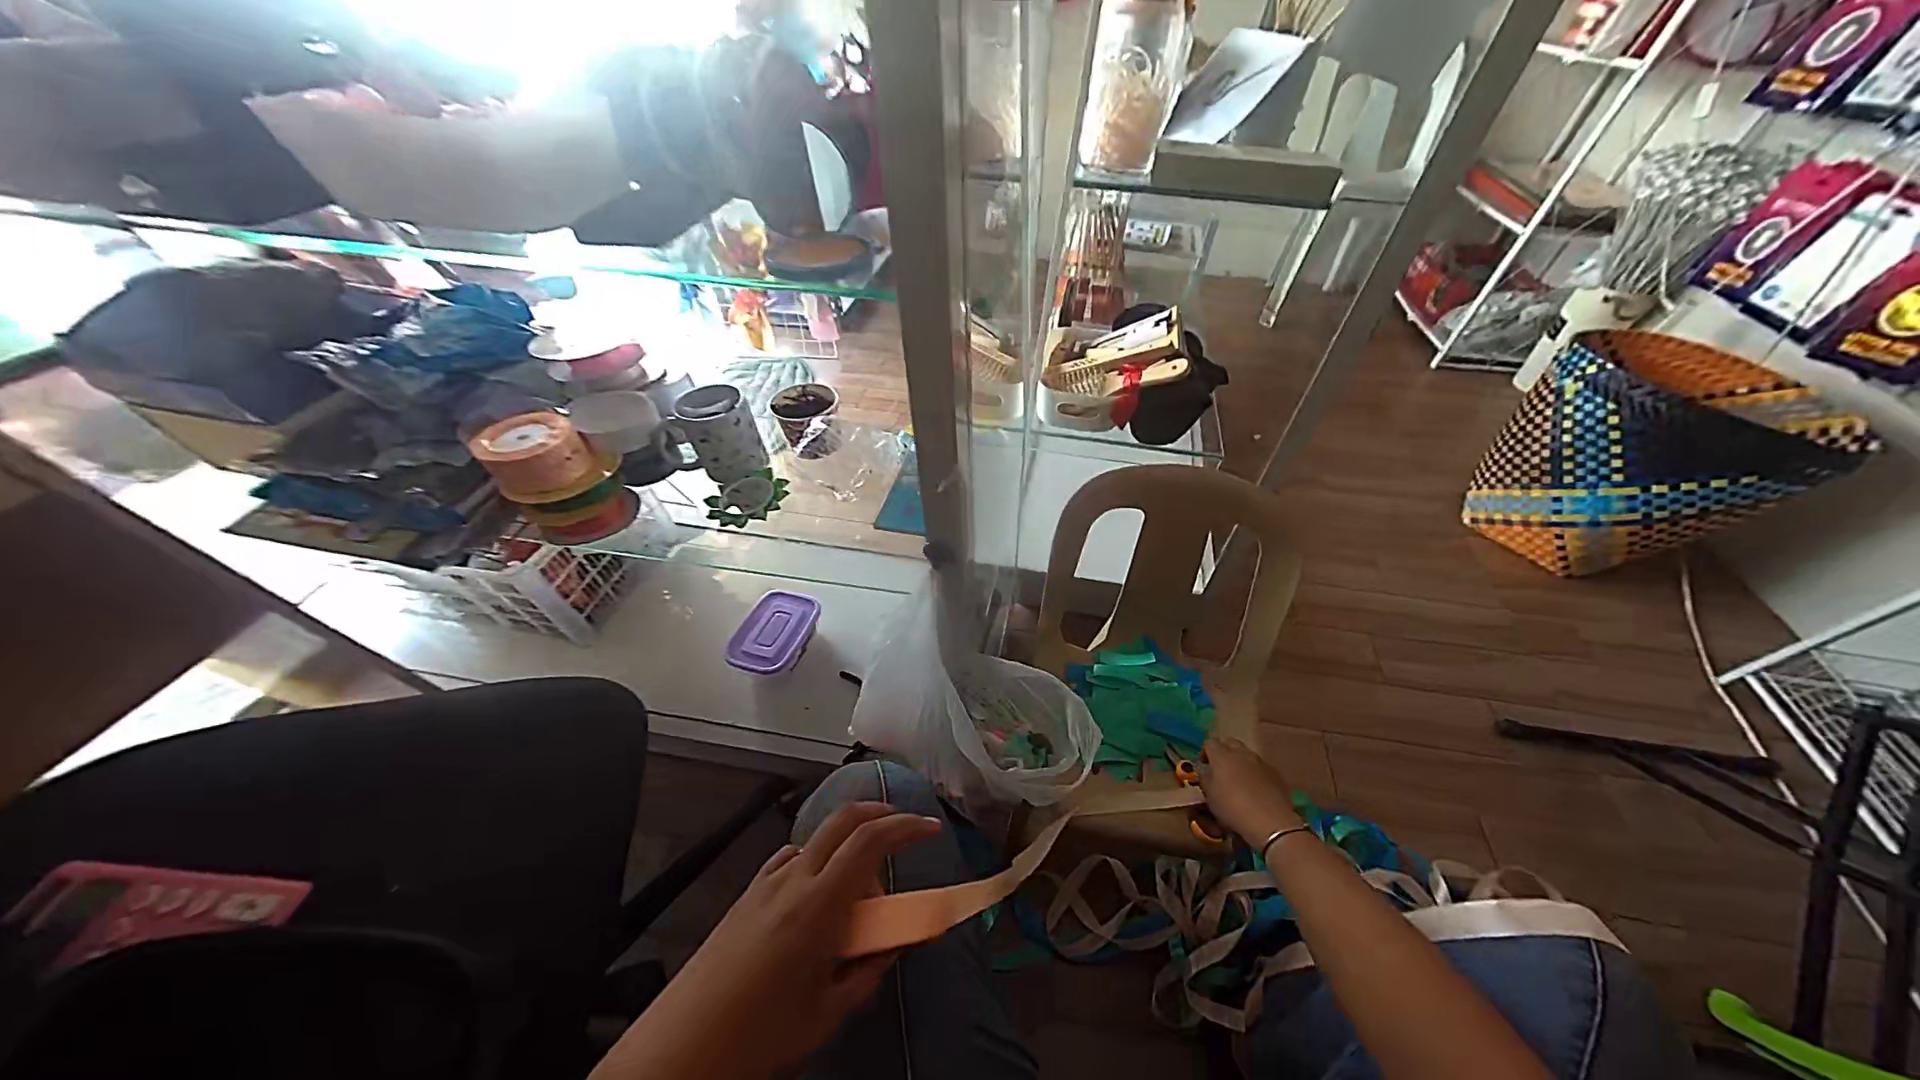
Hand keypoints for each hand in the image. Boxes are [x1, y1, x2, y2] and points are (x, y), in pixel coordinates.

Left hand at [590, 803, 942, 1079]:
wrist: (677, 1051)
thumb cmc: (758, 1037)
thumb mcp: (826, 1013)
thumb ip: (866, 972)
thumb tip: (891, 947)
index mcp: (818, 905)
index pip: (870, 841)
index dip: (906, 827)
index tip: (931, 828)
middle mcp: (792, 880)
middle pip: (843, 819)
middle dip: (880, 813)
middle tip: (905, 830)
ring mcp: (765, 884)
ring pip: (817, 840)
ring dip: (847, 846)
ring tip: (859, 890)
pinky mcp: (746, 895)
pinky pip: (791, 860)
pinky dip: (816, 862)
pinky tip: (816, 895)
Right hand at [1198, 736, 1302, 844]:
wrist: (1271, 821)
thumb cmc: (1232, 808)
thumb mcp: (1210, 796)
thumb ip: (1206, 779)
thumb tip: (1207, 772)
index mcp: (1222, 756)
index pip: (1210, 743)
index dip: (1205, 752)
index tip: (1204, 765)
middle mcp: (1242, 753)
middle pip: (1230, 743)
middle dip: (1224, 752)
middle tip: (1221, 769)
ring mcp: (1261, 762)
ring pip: (1247, 755)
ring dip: (1241, 763)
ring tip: (1239, 781)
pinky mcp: (1276, 774)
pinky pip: (1261, 768)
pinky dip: (1255, 773)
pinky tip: (1256, 790)